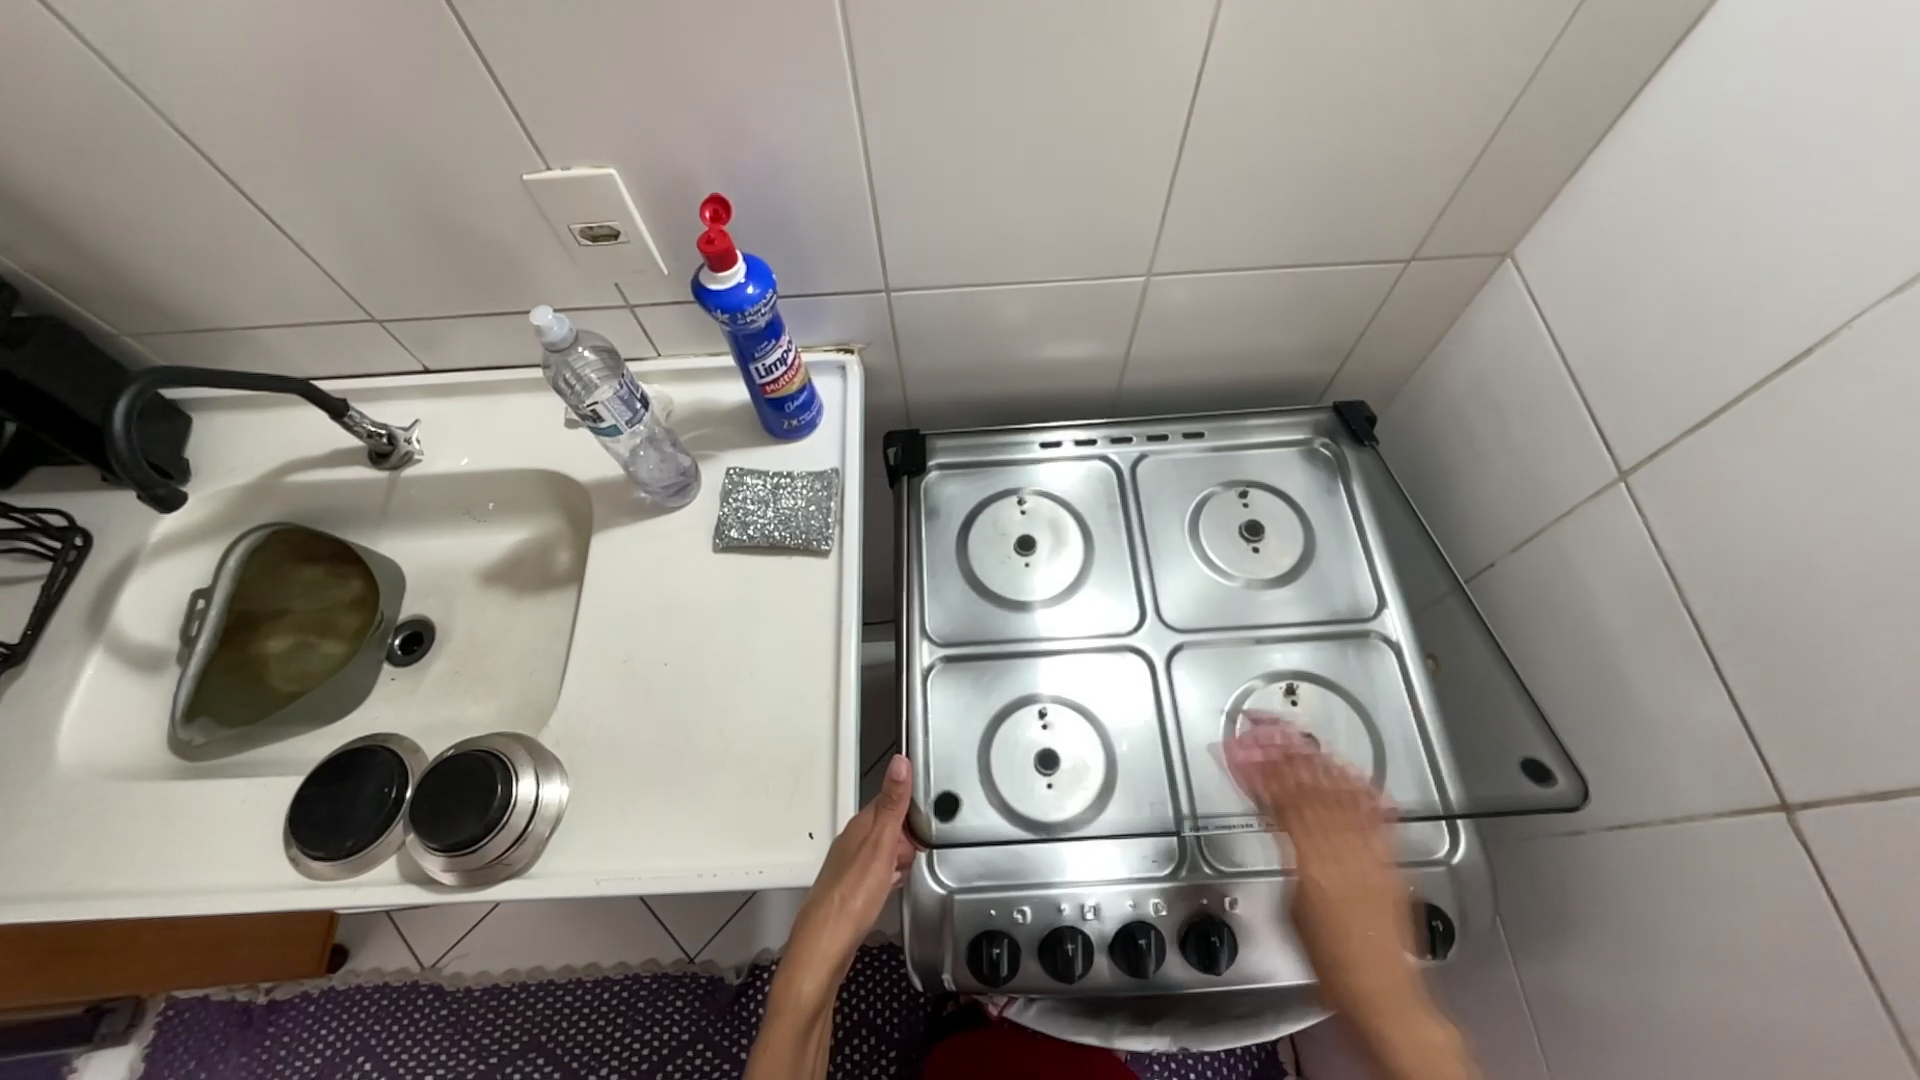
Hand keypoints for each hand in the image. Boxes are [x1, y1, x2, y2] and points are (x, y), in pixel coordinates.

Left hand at [785, 754, 916, 981]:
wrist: (827, 943)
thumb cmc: (853, 895)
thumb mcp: (881, 844)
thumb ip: (893, 803)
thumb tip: (899, 762)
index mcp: (861, 826)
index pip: (889, 800)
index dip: (911, 805)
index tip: (929, 811)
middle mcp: (853, 842)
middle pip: (888, 826)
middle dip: (908, 835)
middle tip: (920, 848)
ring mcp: (852, 866)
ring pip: (884, 850)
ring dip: (901, 855)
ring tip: (910, 866)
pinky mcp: (853, 889)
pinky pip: (879, 871)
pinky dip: (891, 874)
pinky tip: (895, 884)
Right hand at [1222, 715, 1417, 1019]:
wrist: (1381, 990)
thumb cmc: (1330, 960)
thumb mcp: (1289, 902)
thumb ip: (1284, 852)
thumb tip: (1272, 817)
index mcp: (1311, 863)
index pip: (1279, 801)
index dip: (1257, 770)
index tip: (1239, 749)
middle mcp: (1344, 850)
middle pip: (1309, 789)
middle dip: (1282, 754)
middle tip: (1262, 729)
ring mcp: (1371, 851)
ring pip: (1341, 793)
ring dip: (1317, 761)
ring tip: (1298, 738)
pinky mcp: (1391, 859)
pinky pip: (1375, 812)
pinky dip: (1360, 786)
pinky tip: (1350, 770)